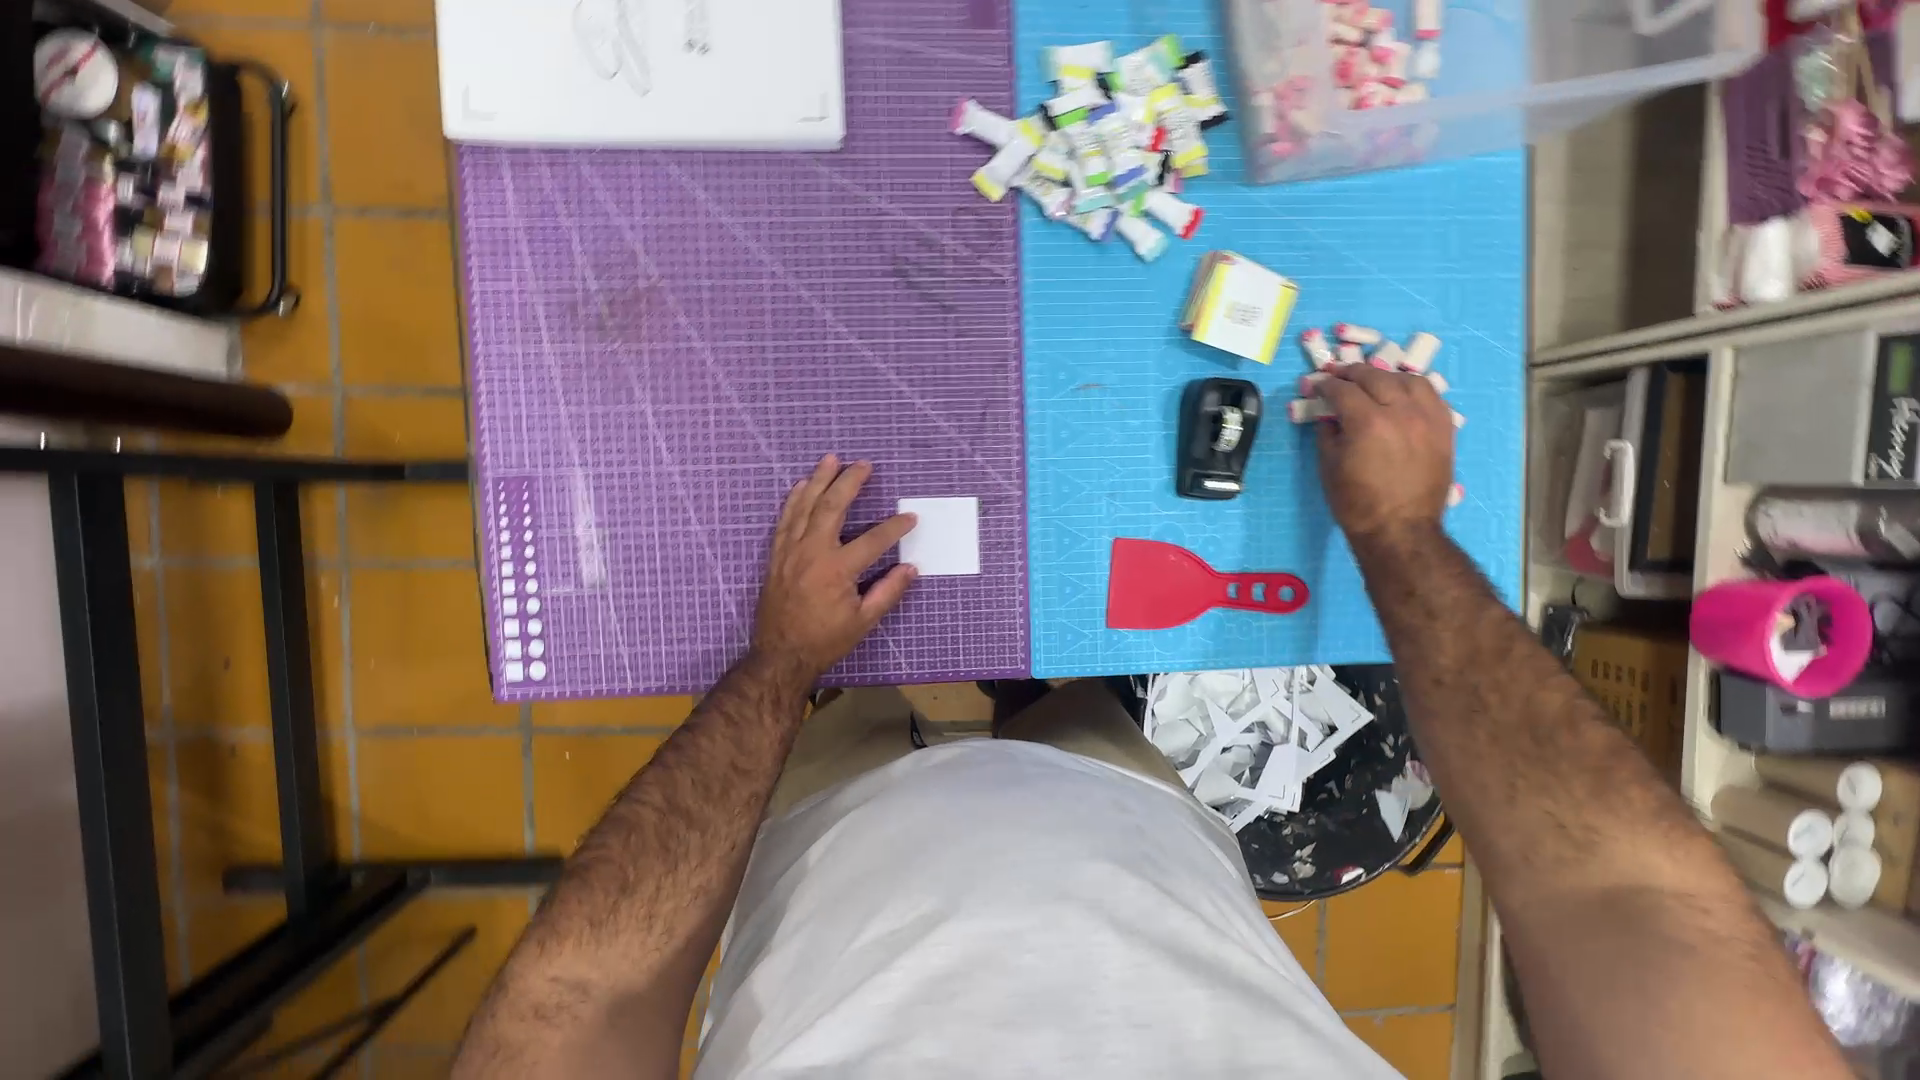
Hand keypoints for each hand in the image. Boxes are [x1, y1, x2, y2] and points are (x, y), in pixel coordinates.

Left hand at [751, 455, 917, 679]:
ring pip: (805, 506)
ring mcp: (791, 551)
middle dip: (850, 482)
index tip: (910, 518)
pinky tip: (801, 486)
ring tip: (830, 459)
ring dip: (819, 480)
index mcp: (838, 569)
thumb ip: (888, 592)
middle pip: (833, 506)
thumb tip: (911, 568)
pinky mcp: (777, 555)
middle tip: (863, 465)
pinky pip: (785, 519)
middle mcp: (812, 552)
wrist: (780, 655)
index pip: (874, 539)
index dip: (895, 527)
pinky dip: (794, 499)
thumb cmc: (825, 641)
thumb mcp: (863, 621)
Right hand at [1312, 365, 1453, 543]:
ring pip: (1408, 380)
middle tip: (1339, 375)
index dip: (1326, 384)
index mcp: (1367, 422)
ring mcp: (1427, 418)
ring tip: (1374, 380)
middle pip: (1375, 377)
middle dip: (1353, 373)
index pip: (1343, 390)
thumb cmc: (1356, 503)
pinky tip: (1403, 393)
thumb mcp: (1329, 466)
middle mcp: (1400, 412)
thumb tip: (1329, 415)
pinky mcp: (1444, 428)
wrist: (1400, 529)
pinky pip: (1432, 395)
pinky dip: (1414, 388)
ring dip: (1386, 376)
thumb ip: (1328, 433)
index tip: (1317, 384)